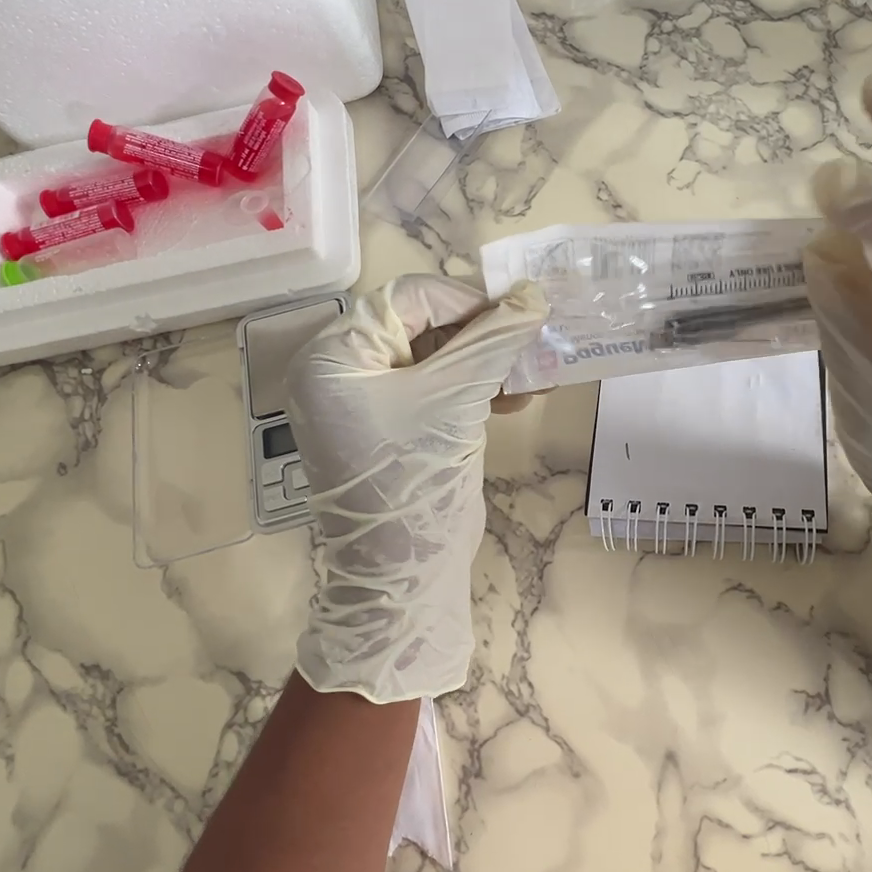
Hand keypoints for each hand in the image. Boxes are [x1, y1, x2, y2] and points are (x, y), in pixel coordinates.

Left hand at [284, 275, 547, 702]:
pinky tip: (515, 399)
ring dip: (487, 364)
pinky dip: (476, 390)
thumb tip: (534, 295)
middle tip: (530, 348)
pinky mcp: (396, 428)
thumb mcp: (455, 399)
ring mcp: (369, 402)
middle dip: (483, 337)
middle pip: (423, 325)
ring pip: (438, 358)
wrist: (404, 576)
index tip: (518, 322)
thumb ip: (493, 341)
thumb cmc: (414, 479)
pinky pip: (439, 390)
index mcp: (337, 355)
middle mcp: (345, 371)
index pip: (408, 298)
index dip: (466, 302)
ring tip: (532, 379)